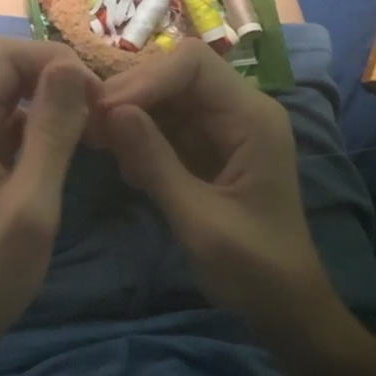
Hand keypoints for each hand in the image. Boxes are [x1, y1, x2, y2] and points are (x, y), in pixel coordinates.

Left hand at [0, 38, 96, 363]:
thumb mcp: (32, 202)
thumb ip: (51, 131)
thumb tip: (70, 65)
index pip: (5, 54)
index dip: (54, 60)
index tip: (97, 96)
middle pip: (7, 68)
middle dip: (57, 77)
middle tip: (102, 111)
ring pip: (11, 95)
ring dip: (53, 100)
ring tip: (95, 127)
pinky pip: (10, 123)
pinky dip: (43, 124)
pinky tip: (72, 146)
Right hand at [99, 40, 336, 338]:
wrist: (286, 309)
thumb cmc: (253, 268)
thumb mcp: (199, 219)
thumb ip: (155, 162)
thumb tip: (109, 112)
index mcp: (252, 118)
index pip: (193, 65)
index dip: (145, 79)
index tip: (105, 111)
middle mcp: (239, 111)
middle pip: (174, 74)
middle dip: (130, 95)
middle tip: (88, 127)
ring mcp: (222, 128)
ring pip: (164, 97)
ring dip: (128, 115)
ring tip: (96, 144)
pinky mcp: (206, 147)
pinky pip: (165, 123)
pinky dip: (138, 137)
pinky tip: (124, 166)